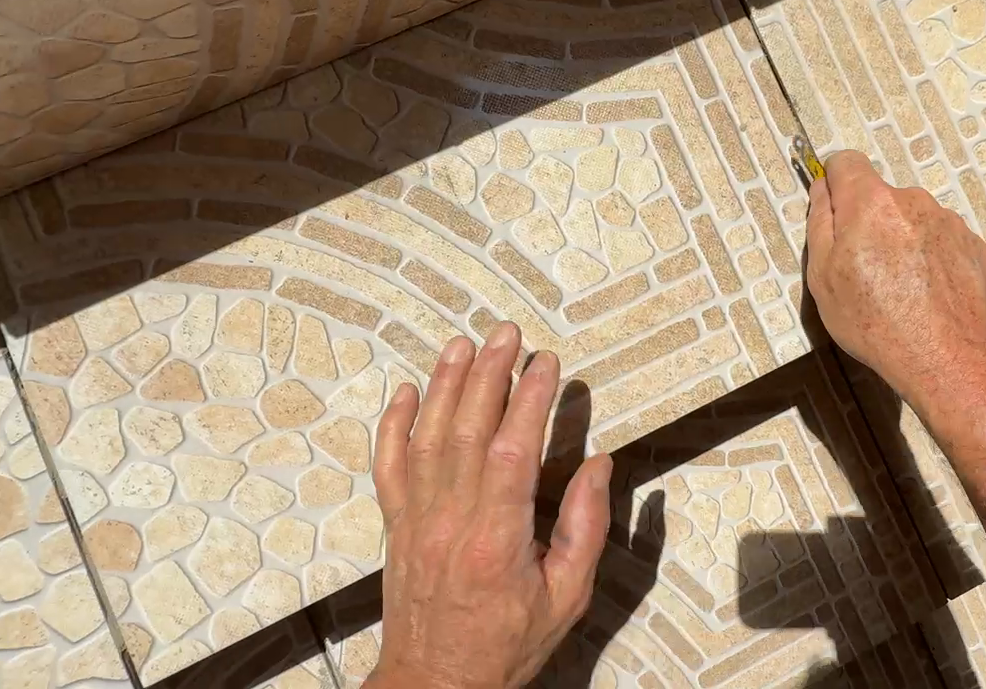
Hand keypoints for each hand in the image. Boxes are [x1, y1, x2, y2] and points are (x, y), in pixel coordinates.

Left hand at [368, 322, 611, 688]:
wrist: (435, 685)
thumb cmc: (507, 642)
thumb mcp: (567, 596)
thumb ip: (586, 528)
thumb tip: (599, 464)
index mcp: (497, 538)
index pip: (513, 451)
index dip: (529, 399)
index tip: (546, 362)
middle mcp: (451, 519)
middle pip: (467, 430)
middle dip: (488, 373)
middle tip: (507, 332)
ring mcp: (416, 518)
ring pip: (427, 438)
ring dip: (445, 384)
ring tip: (463, 343)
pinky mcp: (396, 523)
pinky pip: (387, 466)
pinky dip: (393, 425)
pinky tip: (406, 390)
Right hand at [804, 150, 985, 416]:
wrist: (949, 358)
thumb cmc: (873, 320)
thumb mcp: (823, 277)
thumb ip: (820, 223)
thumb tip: (823, 188)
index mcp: (870, 202)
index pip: (846, 161)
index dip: (835, 184)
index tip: (834, 214)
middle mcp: (912, 199)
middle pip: (879, 196)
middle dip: (869, 220)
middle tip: (865, 268)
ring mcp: (948, 220)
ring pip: (911, 218)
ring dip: (901, 238)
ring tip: (901, 287)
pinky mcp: (973, 244)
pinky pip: (940, 238)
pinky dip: (930, 256)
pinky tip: (929, 292)